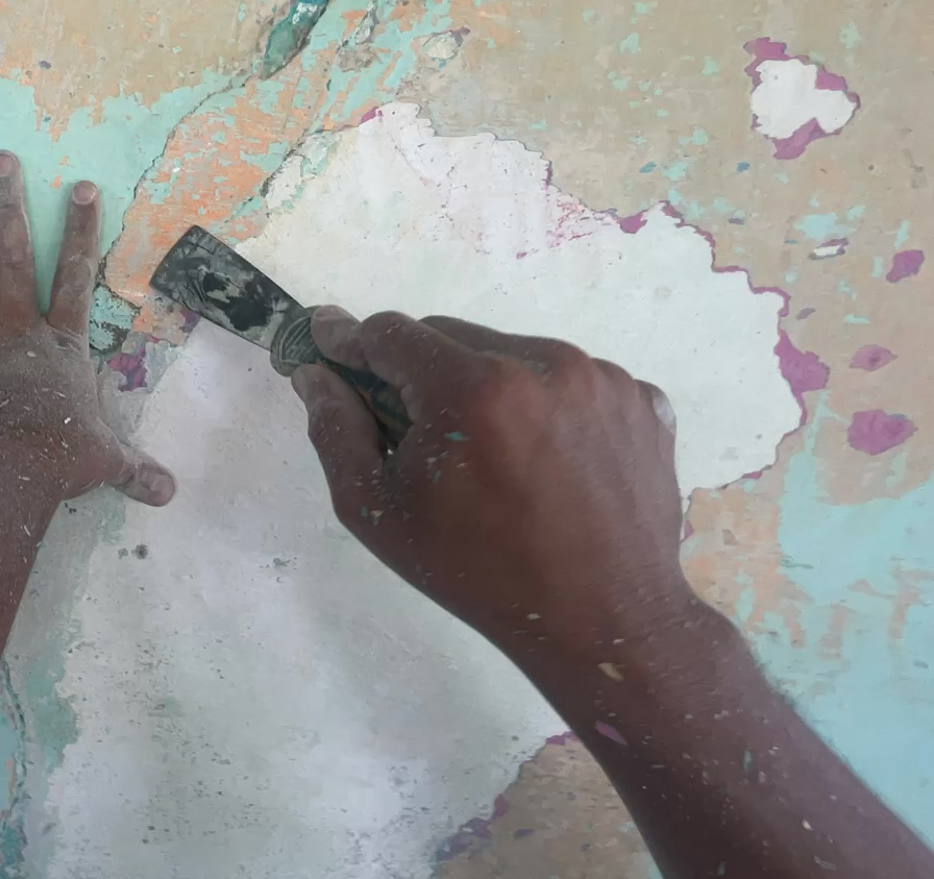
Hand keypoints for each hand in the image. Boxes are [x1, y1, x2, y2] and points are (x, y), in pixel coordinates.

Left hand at [0, 151, 174, 506]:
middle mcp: (17, 331)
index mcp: (60, 344)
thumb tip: (171, 496)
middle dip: (10, 206)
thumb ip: (136, 469)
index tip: (79, 186)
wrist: (3, 477)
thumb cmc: (56, 462)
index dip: (80, 232)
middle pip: (15, 258)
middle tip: (0, 157)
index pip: (75, 276)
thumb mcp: (105, 461)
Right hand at [291, 308, 693, 662]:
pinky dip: (531, 398)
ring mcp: (600, 378)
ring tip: (479, 448)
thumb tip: (313, 375)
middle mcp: (542, 364)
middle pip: (444, 335)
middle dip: (411, 370)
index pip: (388, 331)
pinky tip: (533, 452)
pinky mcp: (638, 397)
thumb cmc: (473, 567)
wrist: (605, 620)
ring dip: (472, 381)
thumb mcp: (374, 509)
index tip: (331, 354)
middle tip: (408, 428)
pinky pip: (558, 375)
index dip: (350, 343)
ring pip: (502, 351)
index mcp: (472, 389)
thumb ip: (334, 430)